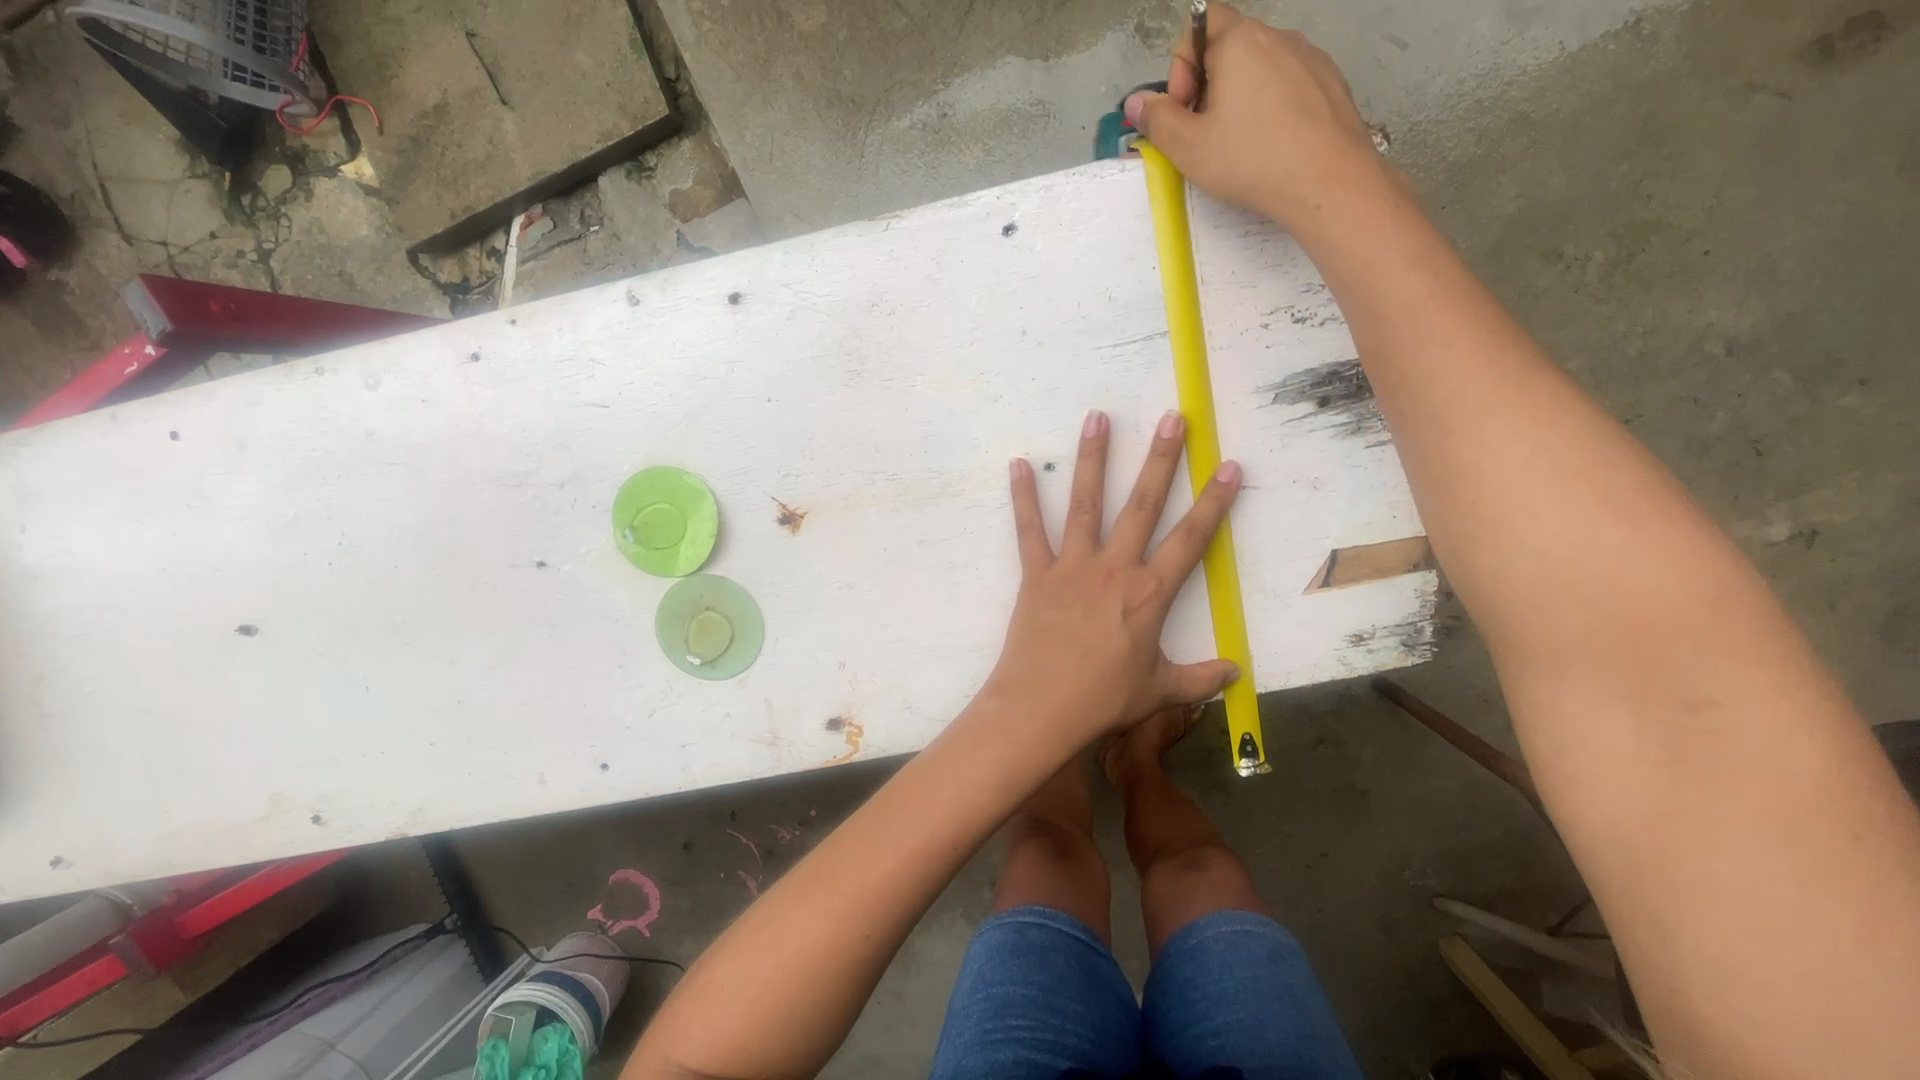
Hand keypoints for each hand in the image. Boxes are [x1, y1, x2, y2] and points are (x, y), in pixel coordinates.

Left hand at [980, 408, 1242, 751]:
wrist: (1042, 709)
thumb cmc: (1104, 701)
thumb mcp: (1160, 691)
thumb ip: (1200, 678)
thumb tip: (1236, 674)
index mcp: (1150, 594)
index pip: (1191, 538)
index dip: (1213, 502)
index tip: (1230, 466)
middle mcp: (1114, 569)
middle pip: (1142, 504)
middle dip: (1161, 459)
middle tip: (1173, 418)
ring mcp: (1072, 567)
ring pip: (1086, 503)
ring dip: (1092, 458)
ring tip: (1098, 417)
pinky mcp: (1037, 575)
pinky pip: (1029, 530)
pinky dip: (1024, 497)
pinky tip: (1020, 464)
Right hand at [1123, 5, 1390, 225]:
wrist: (1330, 183)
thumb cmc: (1251, 160)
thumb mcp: (1187, 147)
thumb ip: (1156, 120)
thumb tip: (1136, 101)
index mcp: (1240, 41)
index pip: (1200, 22)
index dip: (1182, 63)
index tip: (1184, 108)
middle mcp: (1278, 37)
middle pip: (1230, 47)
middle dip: (1209, 85)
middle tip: (1205, 133)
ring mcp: (1311, 58)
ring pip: (1261, 68)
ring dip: (1241, 97)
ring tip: (1241, 144)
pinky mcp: (1333, 84)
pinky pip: (1290, 85)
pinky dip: (1274, 107)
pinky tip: (1274, 146)